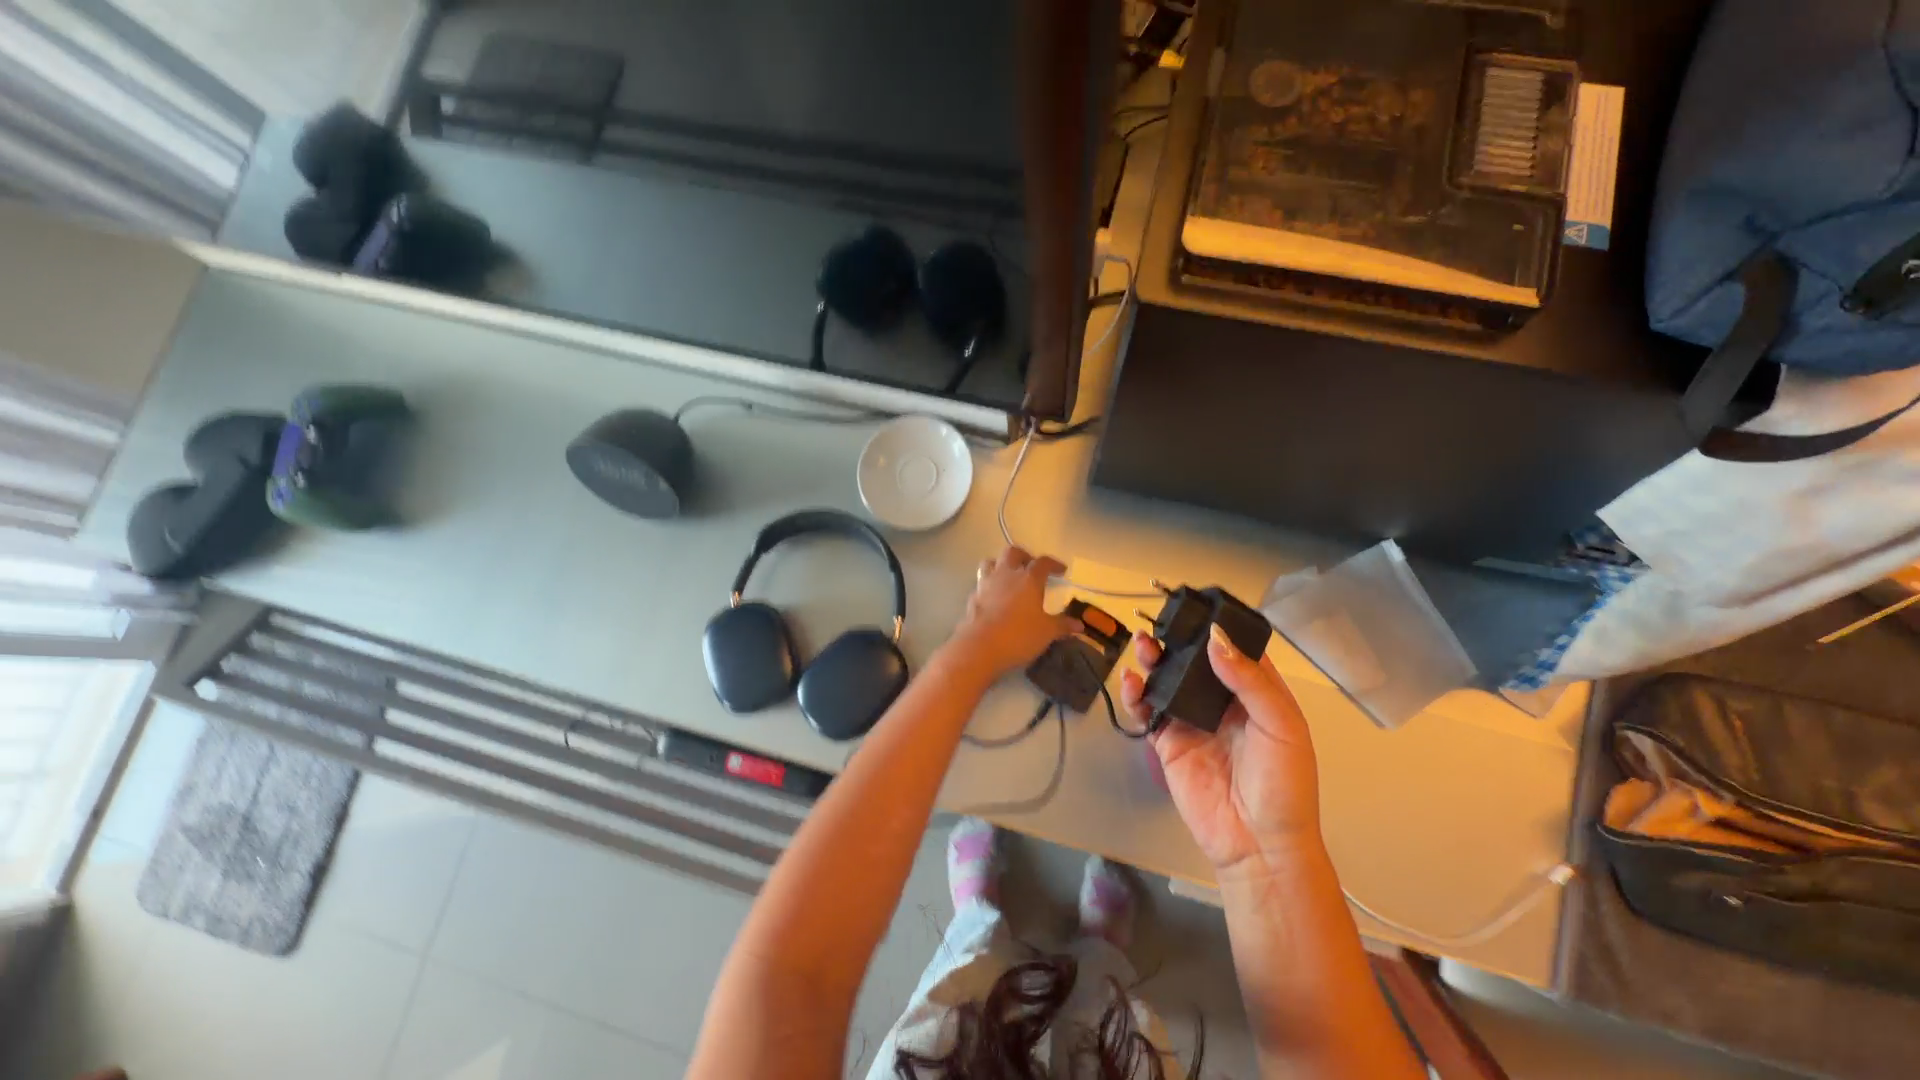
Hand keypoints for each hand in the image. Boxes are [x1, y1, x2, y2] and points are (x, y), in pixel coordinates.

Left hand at [941, 547, 1079, 681]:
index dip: (1054, 564)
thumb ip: (1062, 625)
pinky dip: (989, 585)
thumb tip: (1079, 625)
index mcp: (1028, 579)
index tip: (1061, 571)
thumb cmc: (1019, 635)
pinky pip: (981, 582)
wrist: (979, 647)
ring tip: (1009, 576)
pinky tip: (994, 597)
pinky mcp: (972, 597)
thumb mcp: (1047, 632)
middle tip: (1031, 567)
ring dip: (1000, 565)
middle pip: (1013, 552)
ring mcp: (986, 584)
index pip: (1043, 562)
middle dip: (1024, 556)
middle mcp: (1006, 574)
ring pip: (991, 562)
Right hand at [1121, 627, 1323, 878]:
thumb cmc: (1283, 784)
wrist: (1258, 844)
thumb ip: (1249, 680)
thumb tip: (1214, 639)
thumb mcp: (1281, 726)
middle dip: (1178, 640)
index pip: (1236, 650)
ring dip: (1154, 661)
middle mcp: (1224, 703)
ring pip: (1168, 682)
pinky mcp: (1169, 744)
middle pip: (1196, 662)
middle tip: (1160, 622)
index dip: (1218, 627)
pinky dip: (1136, 695)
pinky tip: (1131, 681)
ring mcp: (1194, 722)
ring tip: (1142, 644)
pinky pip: (1149, 712)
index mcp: (1258, 694)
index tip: (1197, 604)